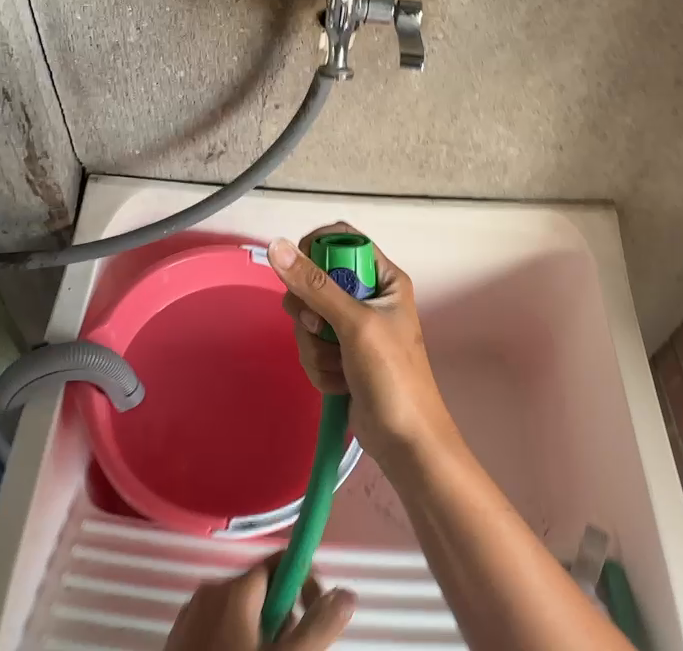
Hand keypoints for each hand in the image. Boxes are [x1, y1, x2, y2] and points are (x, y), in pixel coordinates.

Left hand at [163, 552, 355, 649]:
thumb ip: (319, 626)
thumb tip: (347, 594)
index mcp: (236, 589)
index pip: (282, 563)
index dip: (305, 585)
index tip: (314, 615)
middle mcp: (211, 590)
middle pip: (263, 589)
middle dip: (284, 617)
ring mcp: (192, 614)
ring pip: (241, 611)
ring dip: (261, 632)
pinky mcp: (180, 636)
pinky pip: (219, 625)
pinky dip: (236, 640)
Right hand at [271, 224, 456, 463]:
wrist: (405, 441)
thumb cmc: (392, 375)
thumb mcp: (354, 324)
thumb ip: (316, 285)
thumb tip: (277, 246)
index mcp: (383, 279)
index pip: (340, 240)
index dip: (315, 252)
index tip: (298, 276)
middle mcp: (368, 297)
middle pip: (315, 282)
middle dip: (310, 314)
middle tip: (320, 331)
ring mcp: (352, 328)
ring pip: (308, 319)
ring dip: (315, 348)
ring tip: (337, 367)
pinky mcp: (340, 356)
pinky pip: (311, 347)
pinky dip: (319, 367)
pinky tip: (338, 384)